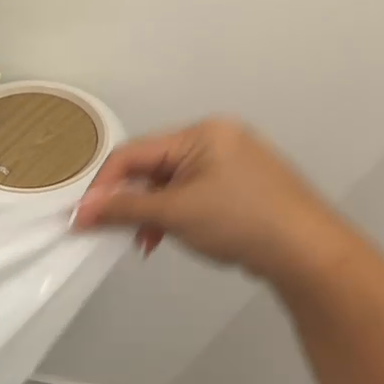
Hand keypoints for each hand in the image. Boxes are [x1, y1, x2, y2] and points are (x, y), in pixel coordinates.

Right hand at [73, 118, 358, 285]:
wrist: (304, 248)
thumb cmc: (240, 220)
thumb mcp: (172, 213)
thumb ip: (121, 208)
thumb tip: (79, 212)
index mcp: (200, 134)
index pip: (130, 154)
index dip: (101, 187)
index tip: (81, 219)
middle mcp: (213, 140)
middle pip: (145, 168)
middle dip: (125, 202)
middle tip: (108, 232)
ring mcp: (224, 162)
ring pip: (161, 185)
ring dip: (143, 214)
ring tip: (142, 241)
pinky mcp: (231, 185)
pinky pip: (182, 195)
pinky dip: (165, 216)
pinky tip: (161, 237)